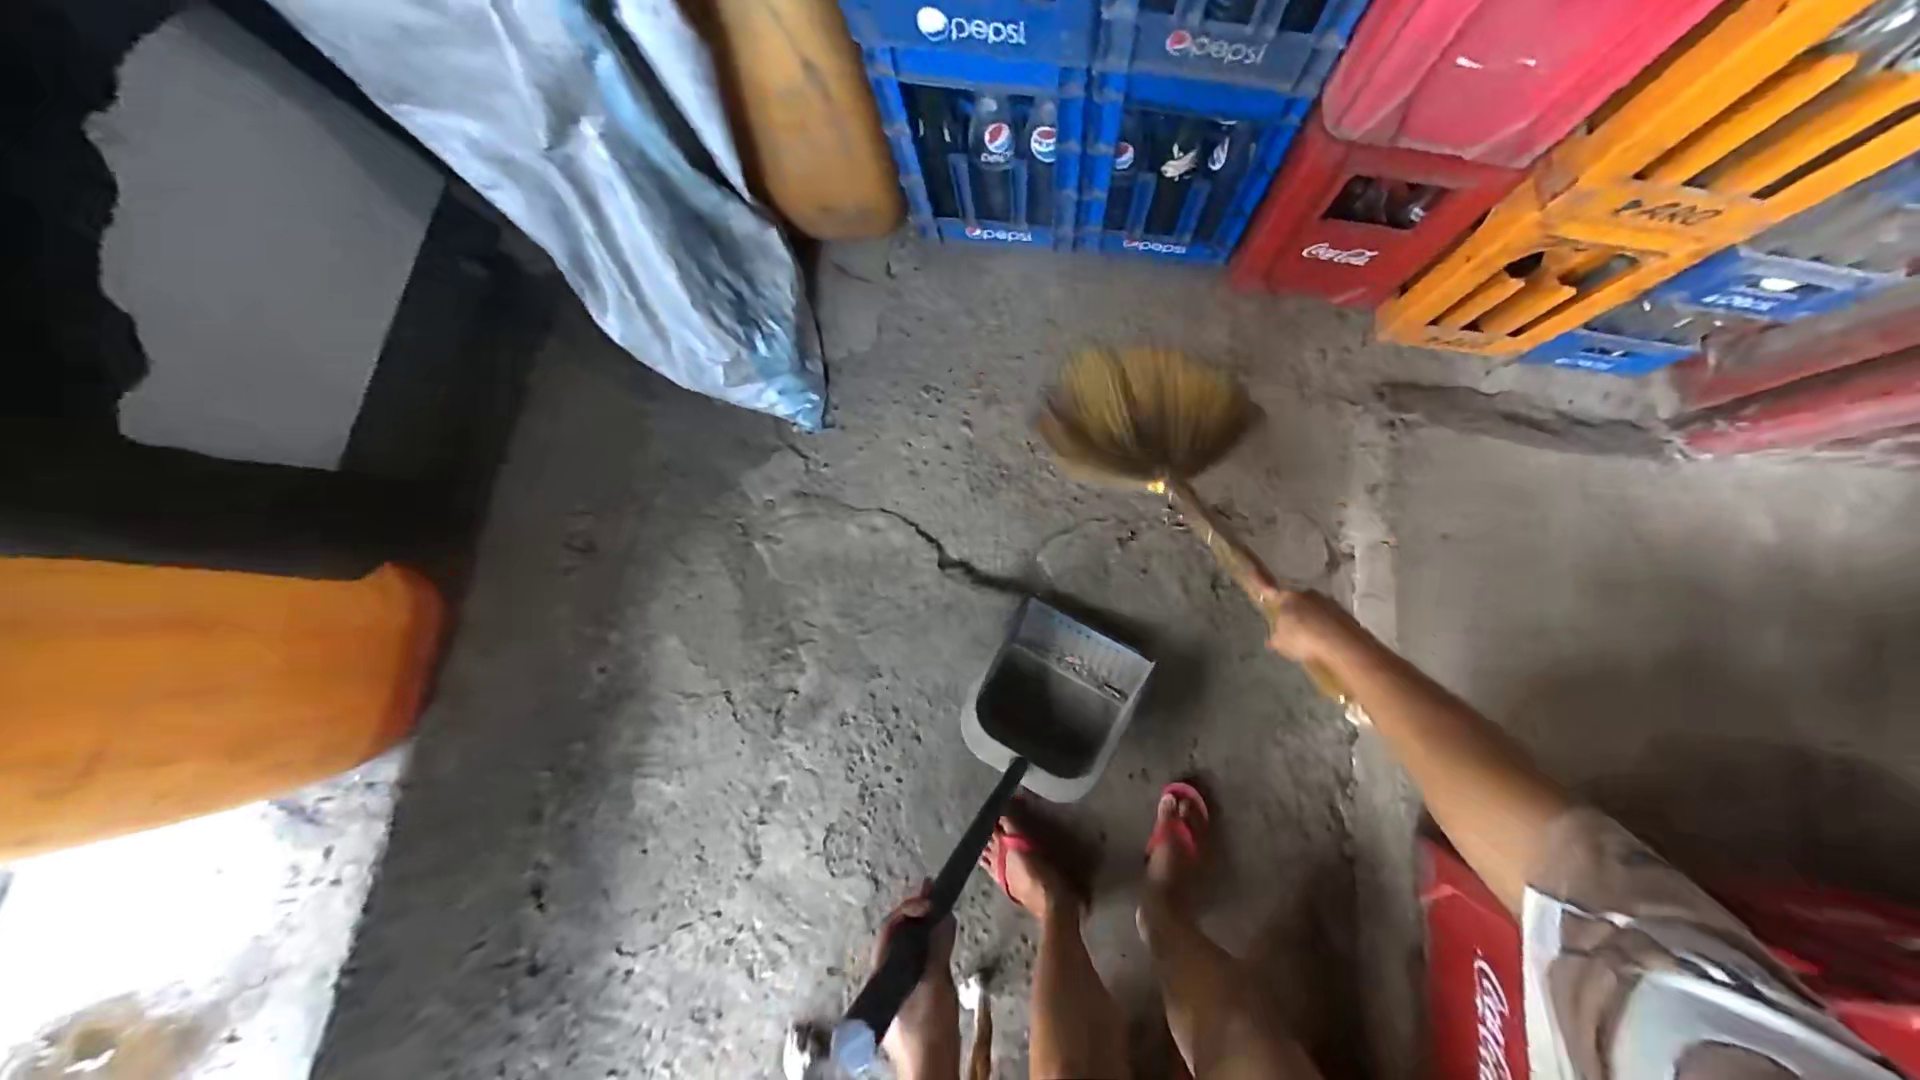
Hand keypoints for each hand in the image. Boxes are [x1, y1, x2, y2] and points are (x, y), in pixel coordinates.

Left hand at [875, 881, 959, 1079]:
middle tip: (932, 888)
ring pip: (905, 946)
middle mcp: (884, 977)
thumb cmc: (930, 1032)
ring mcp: (896, 986)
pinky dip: (926, 942)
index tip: (930, 899)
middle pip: (896, 934)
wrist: (931, 1074)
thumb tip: (945, 917)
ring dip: (920, 923)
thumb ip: (939, 950)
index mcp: (883, 973)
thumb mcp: (938, 987)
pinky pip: (914, 959)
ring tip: (937, 901)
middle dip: (913, 910)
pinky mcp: (909, 995)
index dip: (908, 909)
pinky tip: (939, 934)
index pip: (889, 929)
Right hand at [1256, 586, 1364, 666]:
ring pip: (1318, 610)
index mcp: (1289, 597)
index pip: (1278, 596)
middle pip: (1300, 601)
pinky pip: (1333, 620)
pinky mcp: (1348, 614)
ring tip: (1313, 638)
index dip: (1276, 605)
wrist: (1341, 646)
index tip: (1276, 614)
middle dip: (1297, 612)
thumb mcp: (1281, 643)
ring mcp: (1331, 603)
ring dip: (1315, 620)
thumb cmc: (1302, 640)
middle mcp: (1310, 594)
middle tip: (1294, 629)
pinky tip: (1327, 642)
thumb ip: (1276, 637)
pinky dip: (1329, 628)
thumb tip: (1273, 639)